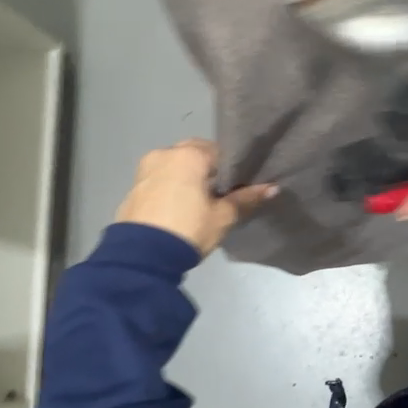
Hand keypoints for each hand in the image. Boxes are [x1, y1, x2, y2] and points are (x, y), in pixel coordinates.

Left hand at [115, 139, 275, 255]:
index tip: (239, 183)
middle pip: (194, 152)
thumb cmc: (189, 228)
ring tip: (200, 199)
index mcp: (189, 155)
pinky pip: (160, 177)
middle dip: (208, 167)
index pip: (219, 151)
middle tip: (221, 190)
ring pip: (175, 164)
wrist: (143, 256)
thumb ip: (246, 198)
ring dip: (188, 175)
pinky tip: (180, 205)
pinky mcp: (134, 186)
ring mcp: (145, 169)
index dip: (232, 167)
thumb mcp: (223, 216)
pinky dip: (172, 184)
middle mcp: (164, 154)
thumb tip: (273, 188)